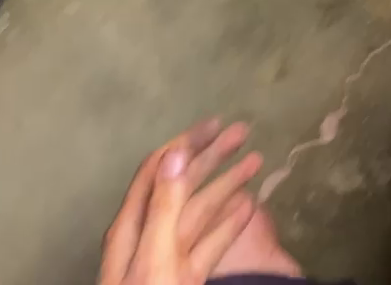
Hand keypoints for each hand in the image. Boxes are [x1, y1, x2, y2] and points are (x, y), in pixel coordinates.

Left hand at [98, 120, 264, 284]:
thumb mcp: (153, 258)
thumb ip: (165, 206)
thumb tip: (176, 153)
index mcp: (133, 226)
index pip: (160, 168)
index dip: (187, 143)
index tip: (216, 122)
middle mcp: (149, 236)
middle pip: (182, 184)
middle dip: (213, 156)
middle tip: (244, 132)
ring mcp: (167, 260)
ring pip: (200, 212)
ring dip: (227, 185)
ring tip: (257, 161)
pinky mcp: (183, 281)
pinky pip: (208, 243)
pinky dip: (229, 222)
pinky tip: (249, 207)